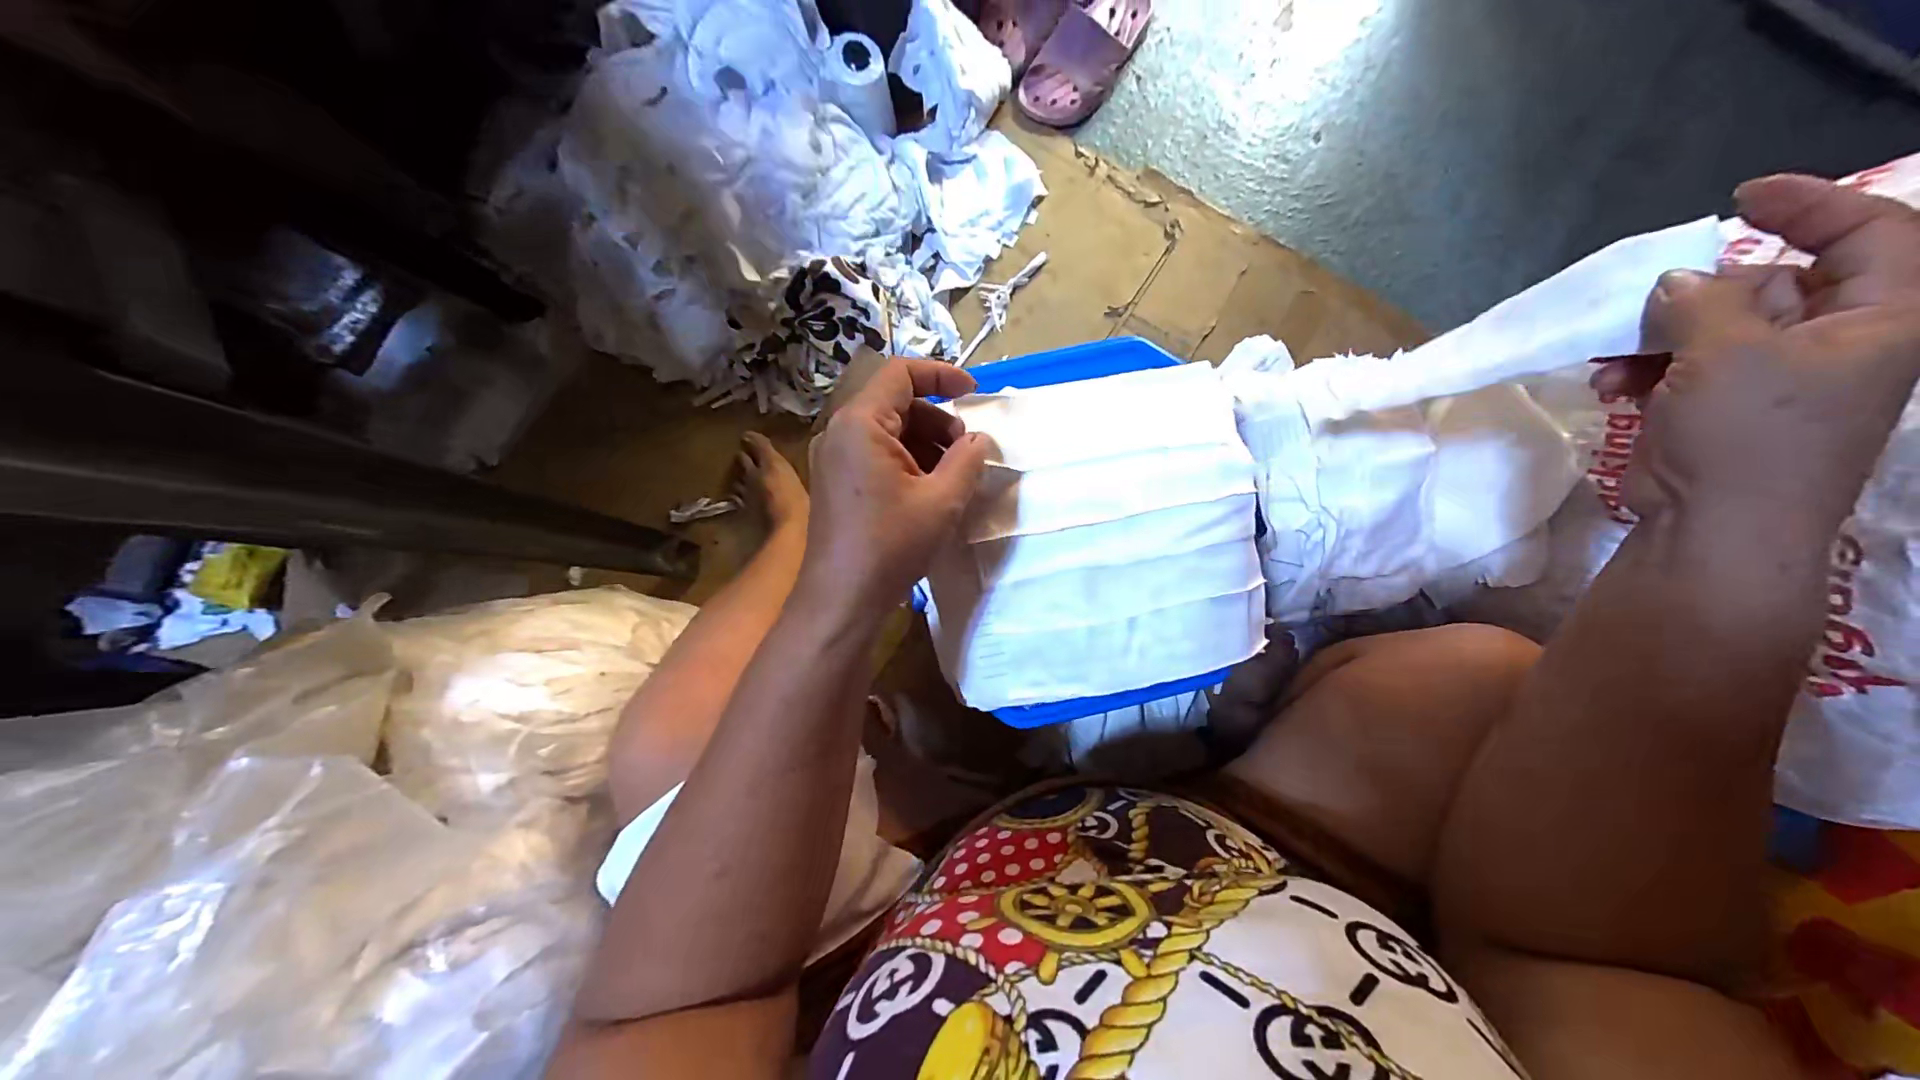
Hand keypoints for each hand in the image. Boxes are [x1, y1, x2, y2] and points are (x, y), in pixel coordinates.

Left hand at [800, 357, 992, 612]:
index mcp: (860, 423)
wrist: (841, 598)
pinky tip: (928, 491)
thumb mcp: (942, 500)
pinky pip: (875, 453)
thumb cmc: (891, 545)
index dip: (941, 374)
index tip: (972, 392)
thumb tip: (978, 439)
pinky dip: (906, 461)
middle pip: (896, 403)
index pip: (900, 373)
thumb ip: (968, 459)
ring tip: (952, 476)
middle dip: (937, 420)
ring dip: (925, 443)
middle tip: (966, 452)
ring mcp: (833, 457)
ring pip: (888, 430)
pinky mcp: (835, 481)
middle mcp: (840, 431)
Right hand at [1595, 175, 1919, 527]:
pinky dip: (1645, 370)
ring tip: (1614, 360)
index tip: (1740, 198)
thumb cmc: (1745, 437)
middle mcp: (1837, 342)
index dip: (1811, 205)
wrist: (1713, 528)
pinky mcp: (1723, 408)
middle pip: (1774, 283)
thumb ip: (1702, 302)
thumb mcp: (1728, 354)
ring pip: (1716, 327)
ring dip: (1657, 337)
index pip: (1872, 233)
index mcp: (1883, 319)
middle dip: (1702, 292)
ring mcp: (1775, 379)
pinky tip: (1611, 385)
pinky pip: (1686, 367)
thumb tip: (1676, 280)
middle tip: (1648, 306)